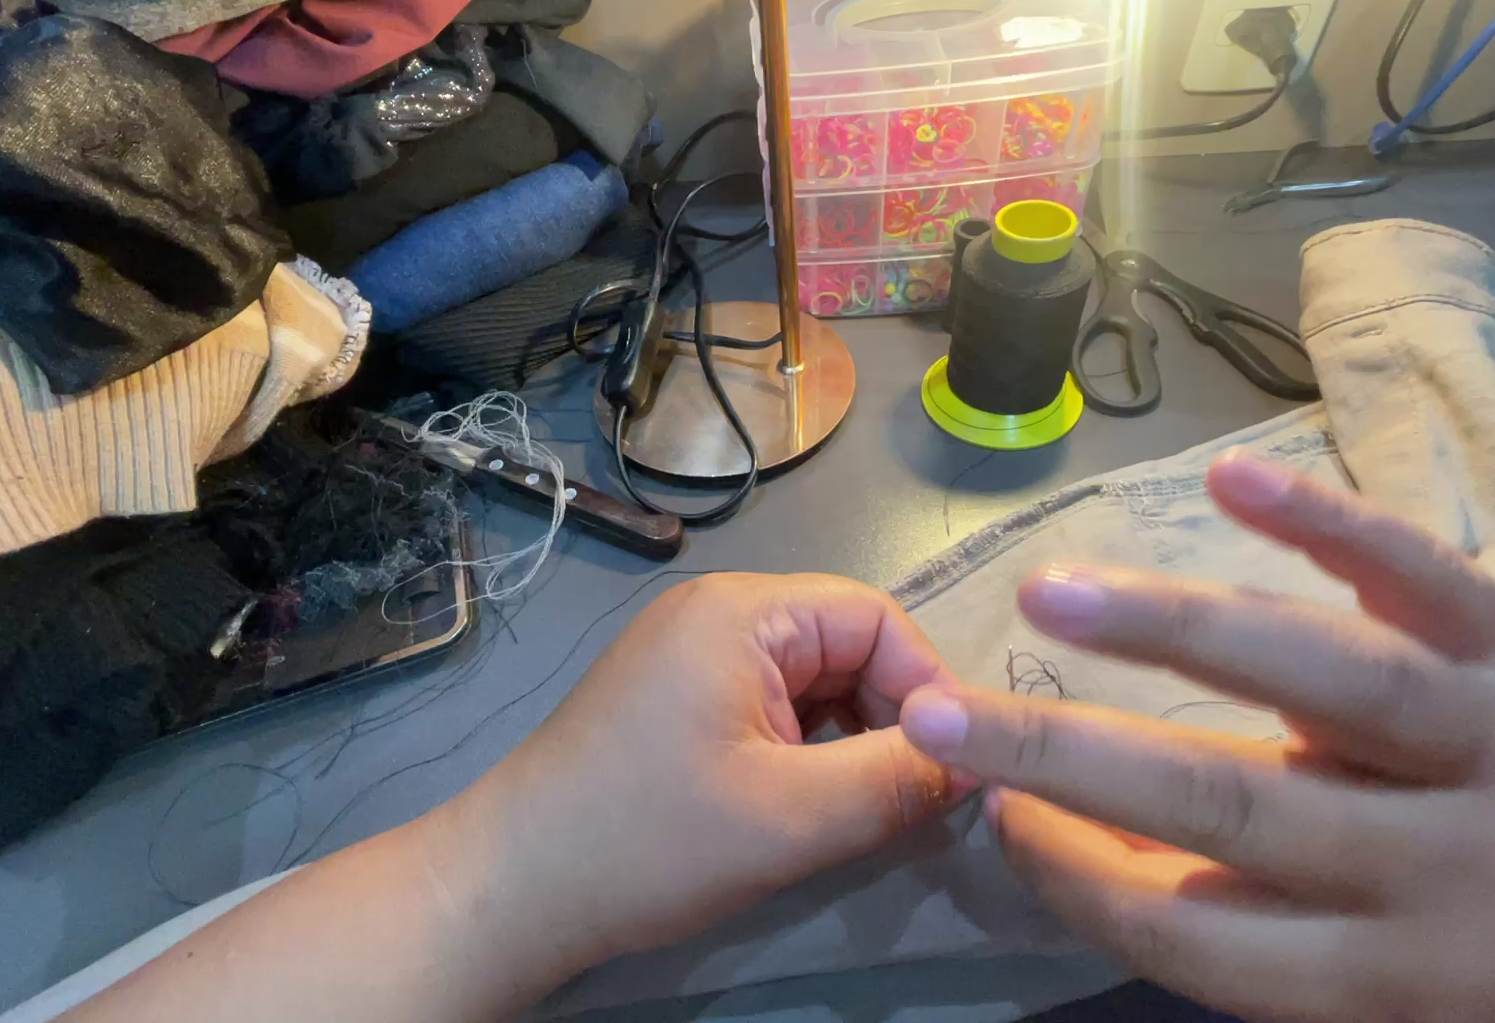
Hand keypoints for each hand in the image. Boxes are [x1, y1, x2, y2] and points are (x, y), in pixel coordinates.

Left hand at [462, 573, 961, 972]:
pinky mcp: (681, 690)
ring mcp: (693, 650)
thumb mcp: (790, 817)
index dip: (924, 682)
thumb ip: (895, 780)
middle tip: (914, 791)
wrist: (516, 883)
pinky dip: (807, 741)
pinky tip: (811, 792)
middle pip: (841, 641)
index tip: (954, 761)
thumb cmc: (649, 839)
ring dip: (849, 731)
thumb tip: (977, 756)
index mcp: (741, 611)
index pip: (871, 615)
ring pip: (811, 674)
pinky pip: (771, 698)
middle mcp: (718, 612)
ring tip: (865, 798)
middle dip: (888, 711)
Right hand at [900, 452, 1494, 1022]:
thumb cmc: (1463, 959)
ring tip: (1047, 592)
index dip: (1074, 877)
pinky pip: (1423, 581)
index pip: (1192, 934)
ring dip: (1166, 626)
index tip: (992, 815)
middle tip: (937, 716)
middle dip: (1061, 755)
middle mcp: (1451, 872)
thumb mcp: (1342, 983)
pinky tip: (1225, 475)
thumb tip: (1036, 822)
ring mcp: (1491, 745)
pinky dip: (1327, 524)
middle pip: (1228, 803)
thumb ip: (1192, 913)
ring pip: (1321, 675)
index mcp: (1397, 981)